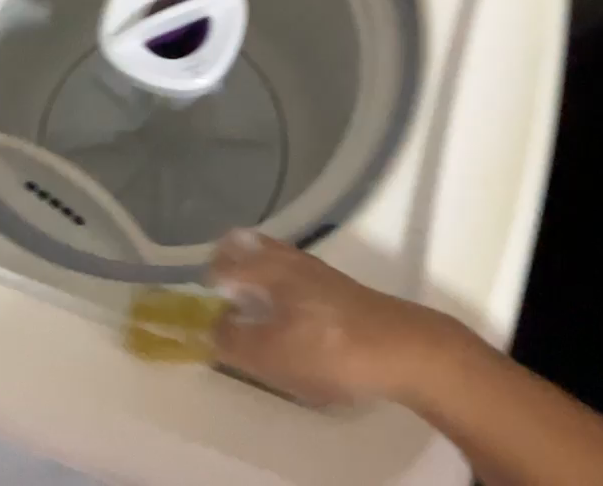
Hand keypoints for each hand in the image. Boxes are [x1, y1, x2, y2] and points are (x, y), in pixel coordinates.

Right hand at [208, 230, 473, 405]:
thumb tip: (211, 325)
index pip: (226, 255)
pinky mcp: (337, 290)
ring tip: (250, 309)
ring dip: (256, 275)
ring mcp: (317, 272)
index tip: (200, 296)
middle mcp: (291, 259)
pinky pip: (293, 276)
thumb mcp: (272, 353)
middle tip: (221, 296)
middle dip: (232, 265)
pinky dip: (278, 286)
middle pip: (252, 248)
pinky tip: (285, 316)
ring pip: (275, 261)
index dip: (208, 272)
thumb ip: (234, 339)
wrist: (402, 349)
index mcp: (270, 267)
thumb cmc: (329, 348)